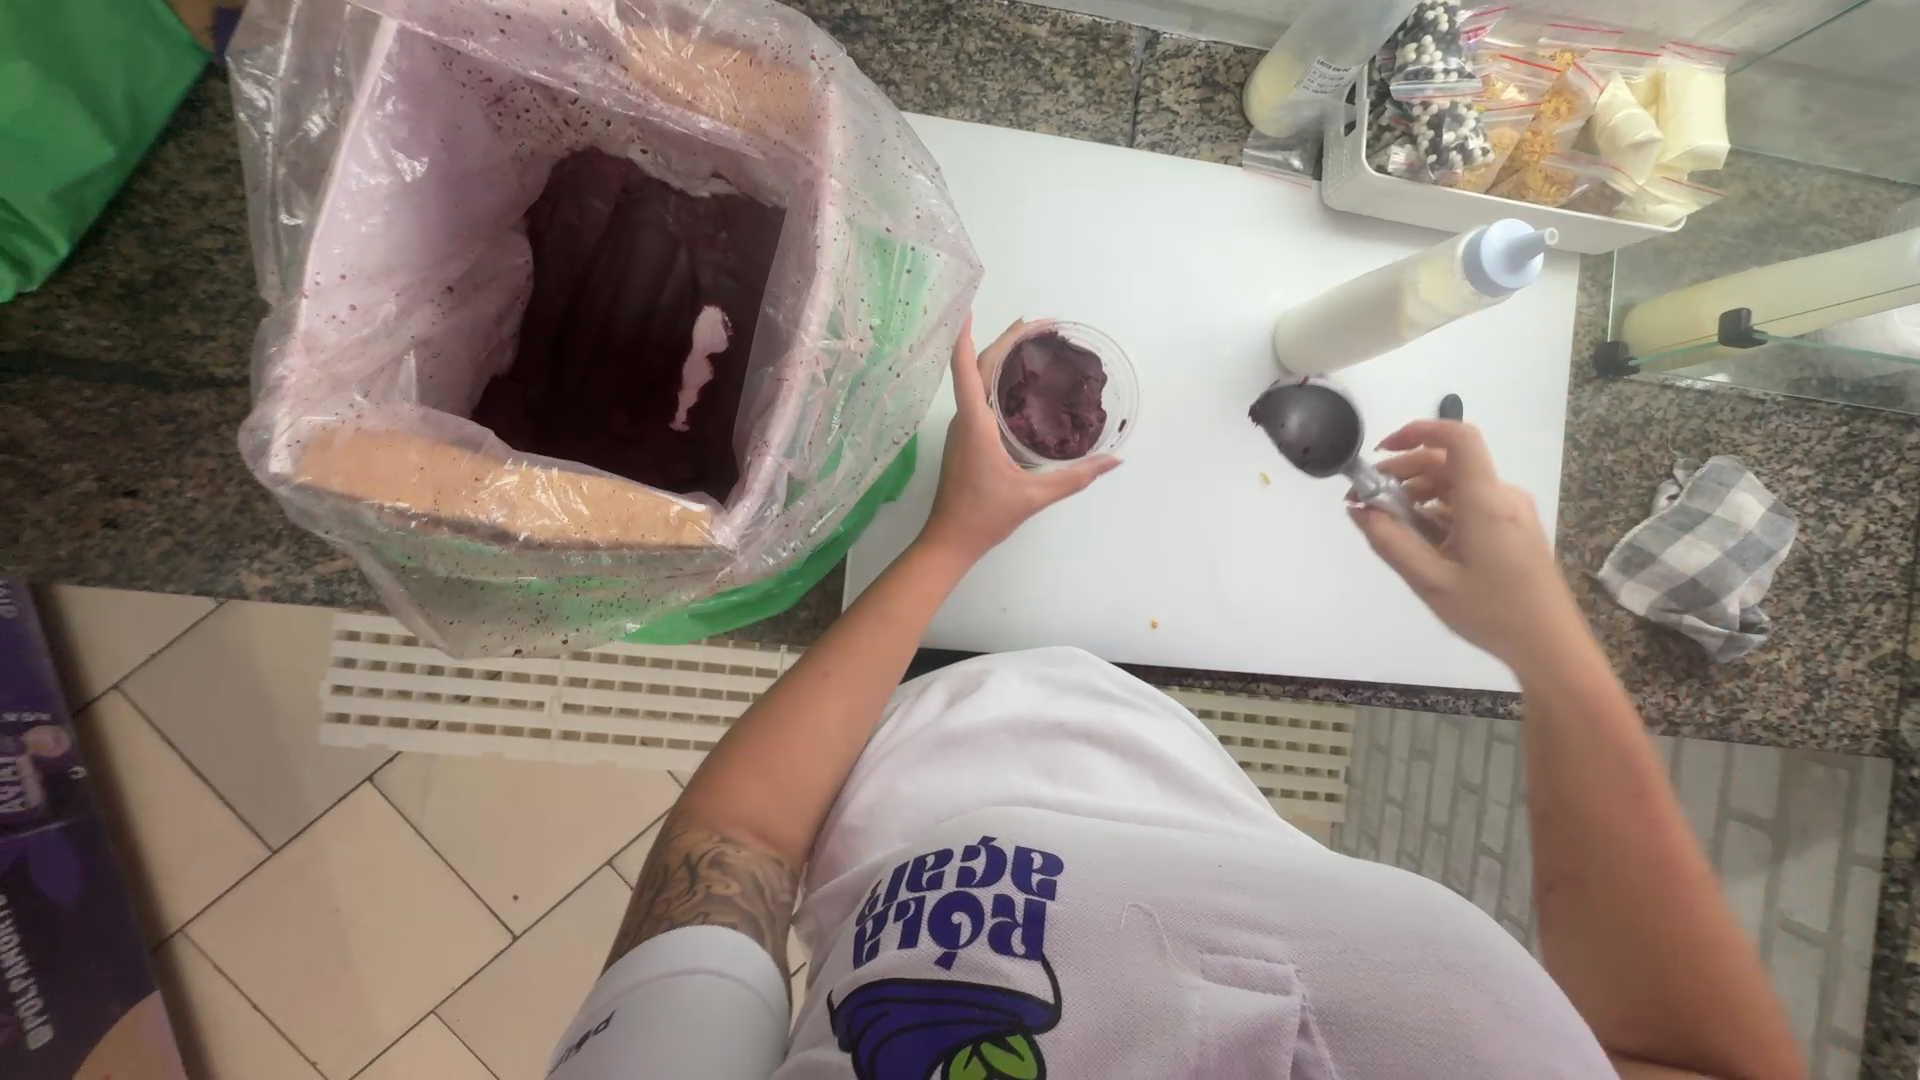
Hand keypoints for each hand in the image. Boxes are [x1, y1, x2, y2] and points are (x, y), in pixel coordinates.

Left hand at [917, 318, 1119, 562]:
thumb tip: (1114, 461)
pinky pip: (978, 398)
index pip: (968, 369)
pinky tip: (1019, 385)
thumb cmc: (984, 517)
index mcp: (975, 425)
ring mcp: (961, 429)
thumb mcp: (1034, 497)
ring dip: (1000, 358)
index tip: (972, 306)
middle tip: (1041, 326)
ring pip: (977, 382)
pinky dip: (997, 381)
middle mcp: (964, 420)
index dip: (967, 335)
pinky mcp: (964, 440)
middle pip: (979, 367)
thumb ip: (1075, 478)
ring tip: (1034, 346)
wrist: (949, 541)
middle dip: (1006, 340)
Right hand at [1349, 420, 1585, 669]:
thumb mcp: (1429, 581)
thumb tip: (1358, 509)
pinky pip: (1466, 502)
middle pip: (1447, 461)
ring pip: (1454, 483)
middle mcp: (1501, 496)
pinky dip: (1434, 508)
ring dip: (1415, 492)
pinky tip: (1415, 535)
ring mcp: (1509, 511)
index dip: (1417, 431)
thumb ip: (1389, 541)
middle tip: (1364, 499)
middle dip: (1400, 471)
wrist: (1550, 644)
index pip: (1457, 439)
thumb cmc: (1491, 612)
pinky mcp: (1510, 526)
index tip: (1379, 451)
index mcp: (1485, 502)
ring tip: (1384, 521)